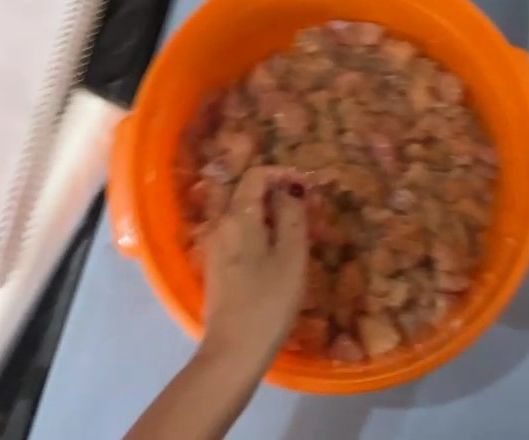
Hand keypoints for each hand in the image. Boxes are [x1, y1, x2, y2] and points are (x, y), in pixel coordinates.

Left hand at [200, 166, 308, 373]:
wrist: (232, 353)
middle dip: (282, 197)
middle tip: (312, 212)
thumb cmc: (267, 302)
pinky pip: (242, 236)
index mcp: (238, 216)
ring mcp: (216, 247)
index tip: (308, 188)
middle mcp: (221, 224)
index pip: (256, 175)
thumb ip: (292, 215)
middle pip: (251, 195)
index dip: (283, 174)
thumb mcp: (291, 256)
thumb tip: (290, 190)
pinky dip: (264, 234)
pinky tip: (283, 255)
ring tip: (304, 235)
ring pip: (247, 217)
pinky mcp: (217, 267)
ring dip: (275, 217)